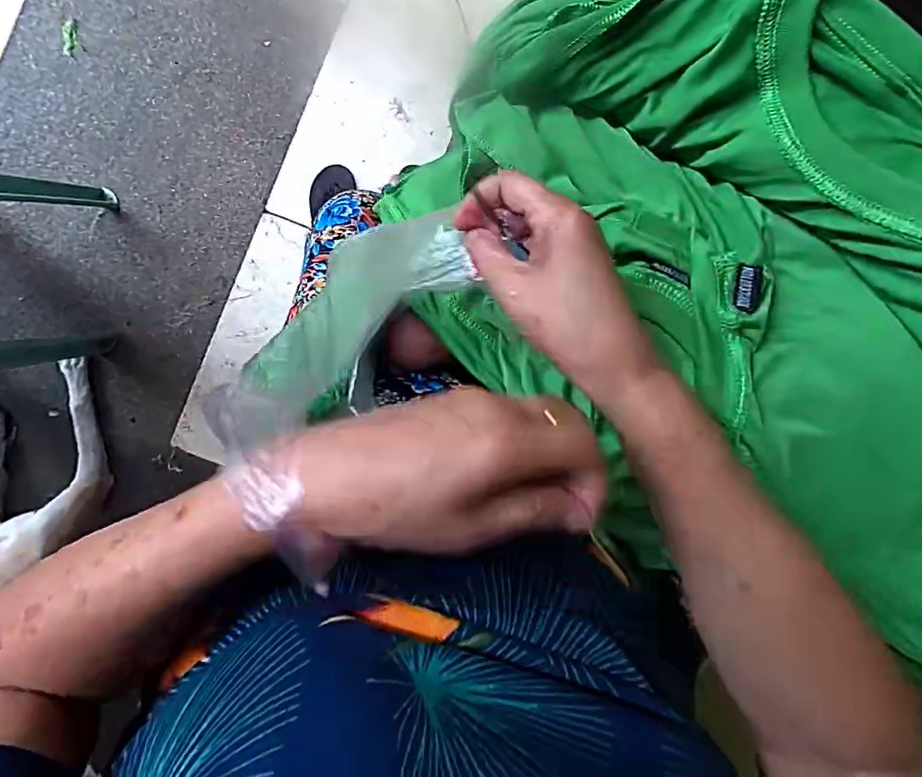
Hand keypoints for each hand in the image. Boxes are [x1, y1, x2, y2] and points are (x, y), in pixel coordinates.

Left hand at [283, 387, 605, 554]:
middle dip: (578, 459)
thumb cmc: (398, 510)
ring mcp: (471, 394)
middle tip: (564, 505)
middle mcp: (497, 403)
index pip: (583, 440)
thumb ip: (534, 510)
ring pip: (535, 410)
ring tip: (530, 493)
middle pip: (564, 416)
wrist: (326, 471)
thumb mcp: (470, 526)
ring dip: (549, 447)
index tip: (581, 518)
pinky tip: (497, 469)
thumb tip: (580, 510)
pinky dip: (522, 436)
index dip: (596, 480)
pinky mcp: (450, 396)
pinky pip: (506, 408)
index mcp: (507, 437)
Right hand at [453, 170, 665, 406]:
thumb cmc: (563, 322)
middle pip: (520, 197)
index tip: (458, 229)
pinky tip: (506, 270)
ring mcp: (579, 237)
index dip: (477, 198)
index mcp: (559, 214)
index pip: (508, 181)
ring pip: (530, 219)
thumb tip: (473, 233)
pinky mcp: (580, 257)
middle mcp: (572, 217)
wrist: (615, 362)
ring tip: (482, 260)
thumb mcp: (513, 286)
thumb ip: (485, 251)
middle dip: (487, 214)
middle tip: (467, 246)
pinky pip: (542, 238)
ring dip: (502, 232)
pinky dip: (519, 246)